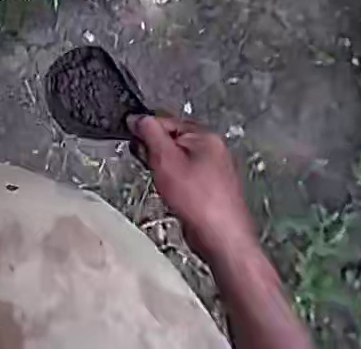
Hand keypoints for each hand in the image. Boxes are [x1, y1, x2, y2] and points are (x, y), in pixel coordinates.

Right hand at [130, 115, 259, 260]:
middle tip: (156, 169)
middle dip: (157, 154)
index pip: (164, 121)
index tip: (138, 146)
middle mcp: (214, 150)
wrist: (223, 242)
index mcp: (205, 135)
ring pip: (178, 160)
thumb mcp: (164, 158)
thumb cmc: (198, 201)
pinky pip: (187, 177)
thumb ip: (148, 132)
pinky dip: (178, 185)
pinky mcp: (214, 189)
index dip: (147, 134)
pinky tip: (178, 198)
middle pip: (171, 140)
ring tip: (169, 187)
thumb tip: (137, 118)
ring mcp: (216, 171)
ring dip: (166, 171)